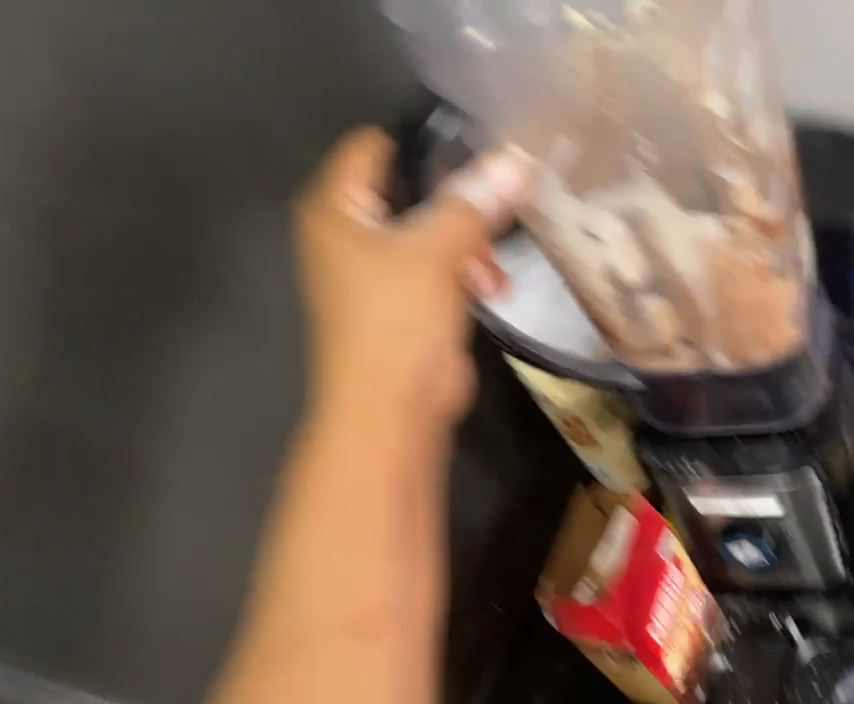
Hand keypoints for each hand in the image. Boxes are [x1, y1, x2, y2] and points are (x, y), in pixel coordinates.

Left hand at [292, 127, 532, 424]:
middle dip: (462, 208)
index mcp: (336, 208)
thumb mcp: (437, 253)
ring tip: (494, 272)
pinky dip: (469, 276)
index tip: (484, 156)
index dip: (429, 147)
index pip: (377, 148)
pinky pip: (443, 271)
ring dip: (473, 249)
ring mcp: (379, 271)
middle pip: (414, 194)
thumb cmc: (397, 321)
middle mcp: (351, 233)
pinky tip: (493, 292)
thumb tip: (516, 160)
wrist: (392, 406)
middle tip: (499, 221)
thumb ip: (475, 205)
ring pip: (436, 236)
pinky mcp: (408, 304)